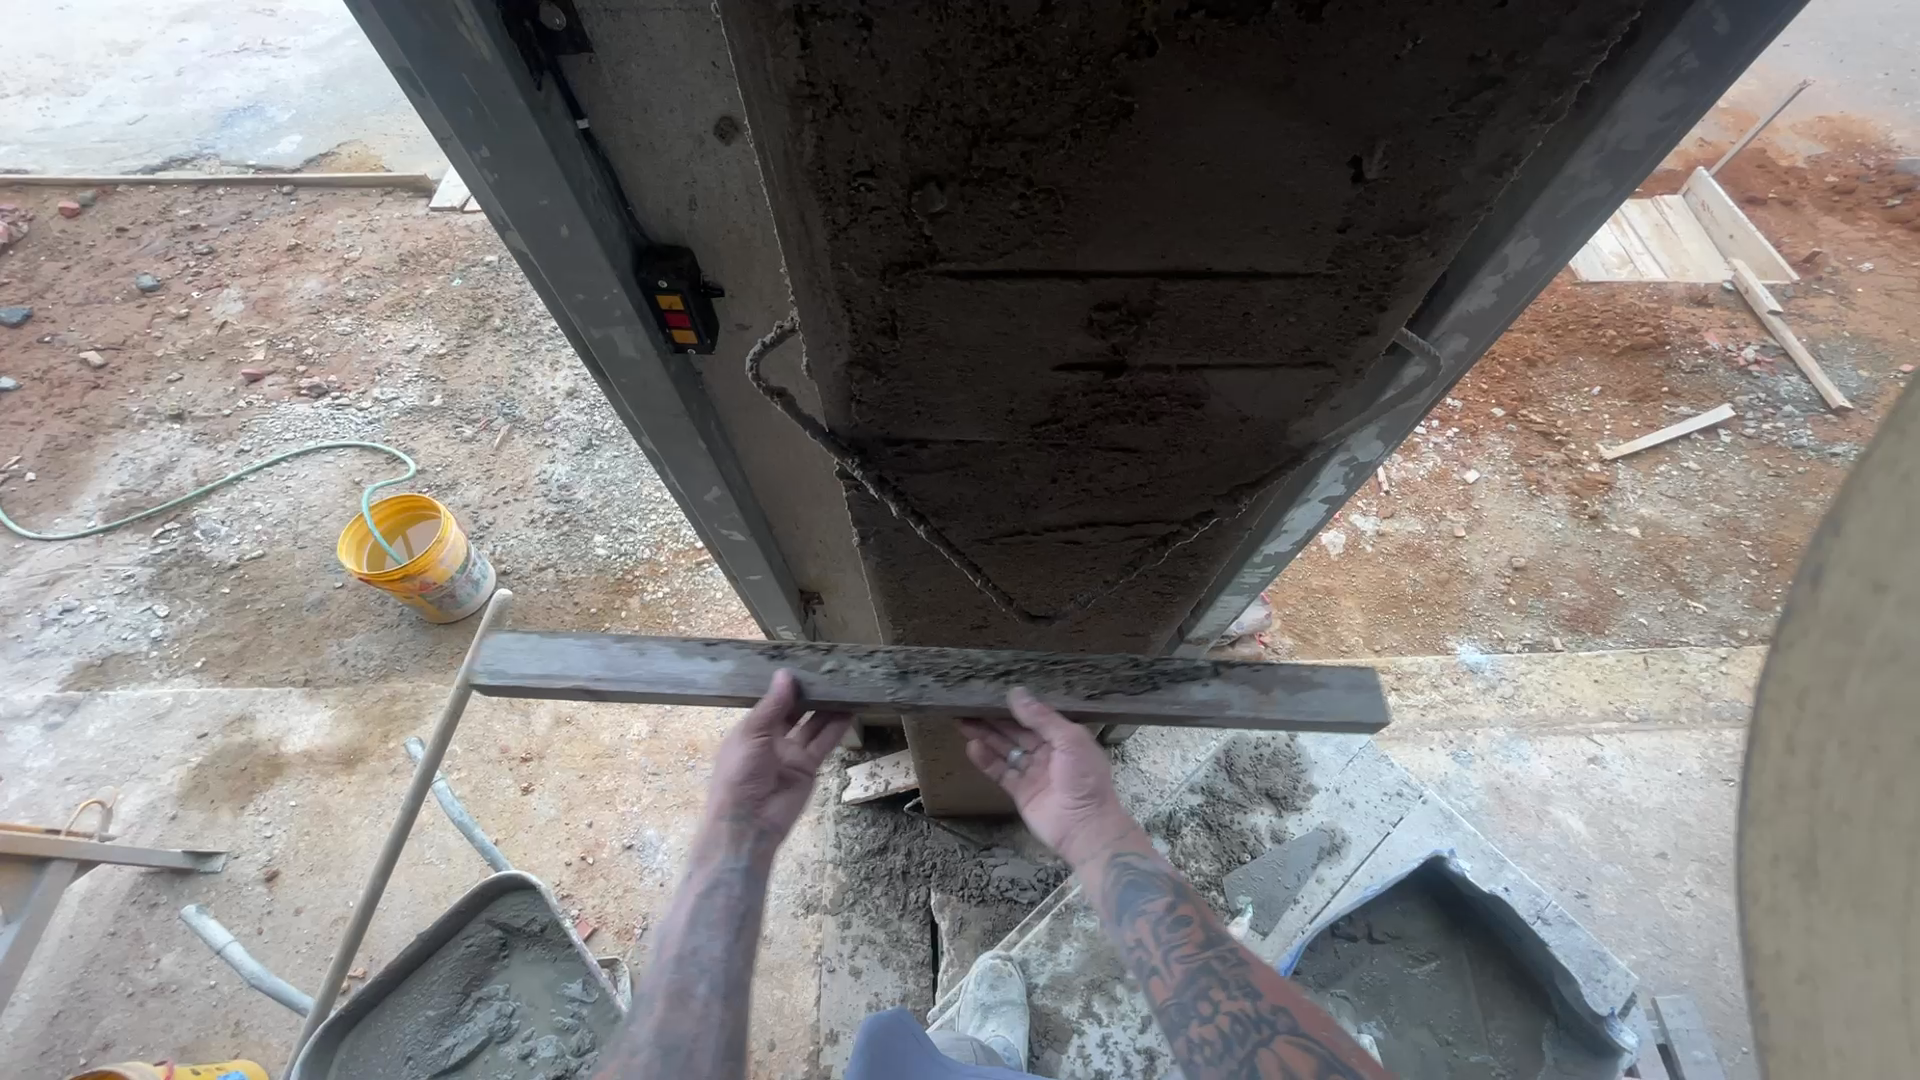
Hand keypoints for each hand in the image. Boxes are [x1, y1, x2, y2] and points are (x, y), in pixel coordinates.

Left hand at [703, 669, 849, 858]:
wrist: (748, 823)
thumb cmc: (739, 774)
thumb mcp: (752, 734)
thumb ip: (773, 705)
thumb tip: (786, 674)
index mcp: (751, 730)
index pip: (771, 702)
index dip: (787, 686)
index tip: (805, 666)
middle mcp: (771, 739)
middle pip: (794, 712)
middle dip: (809, 694)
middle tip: (829, 673)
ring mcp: (790, 754)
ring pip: (812, 725)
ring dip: (827, 708)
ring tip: (845, 687)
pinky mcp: (807, 767)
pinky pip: (824, 743)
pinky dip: (837, 728)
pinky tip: (850, 711)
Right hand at [960, 688, 1144, 868]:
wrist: (1086, 828)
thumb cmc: (1085, 779)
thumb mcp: (1070, 740)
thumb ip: (1042, 718)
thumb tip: (1016, 693)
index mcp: (1064, 738)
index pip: (1036, 717)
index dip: (1016, 706)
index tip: (994, 693)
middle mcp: (1048, 753)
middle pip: (1016, 732)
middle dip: (995, 720)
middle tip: (970, 705)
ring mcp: (1033, 773)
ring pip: (1006, 750)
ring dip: (986, 736)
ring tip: (963, 721)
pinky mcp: (1021, 792)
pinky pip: (1001, 772)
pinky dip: (986, 760)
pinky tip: (973, 747)